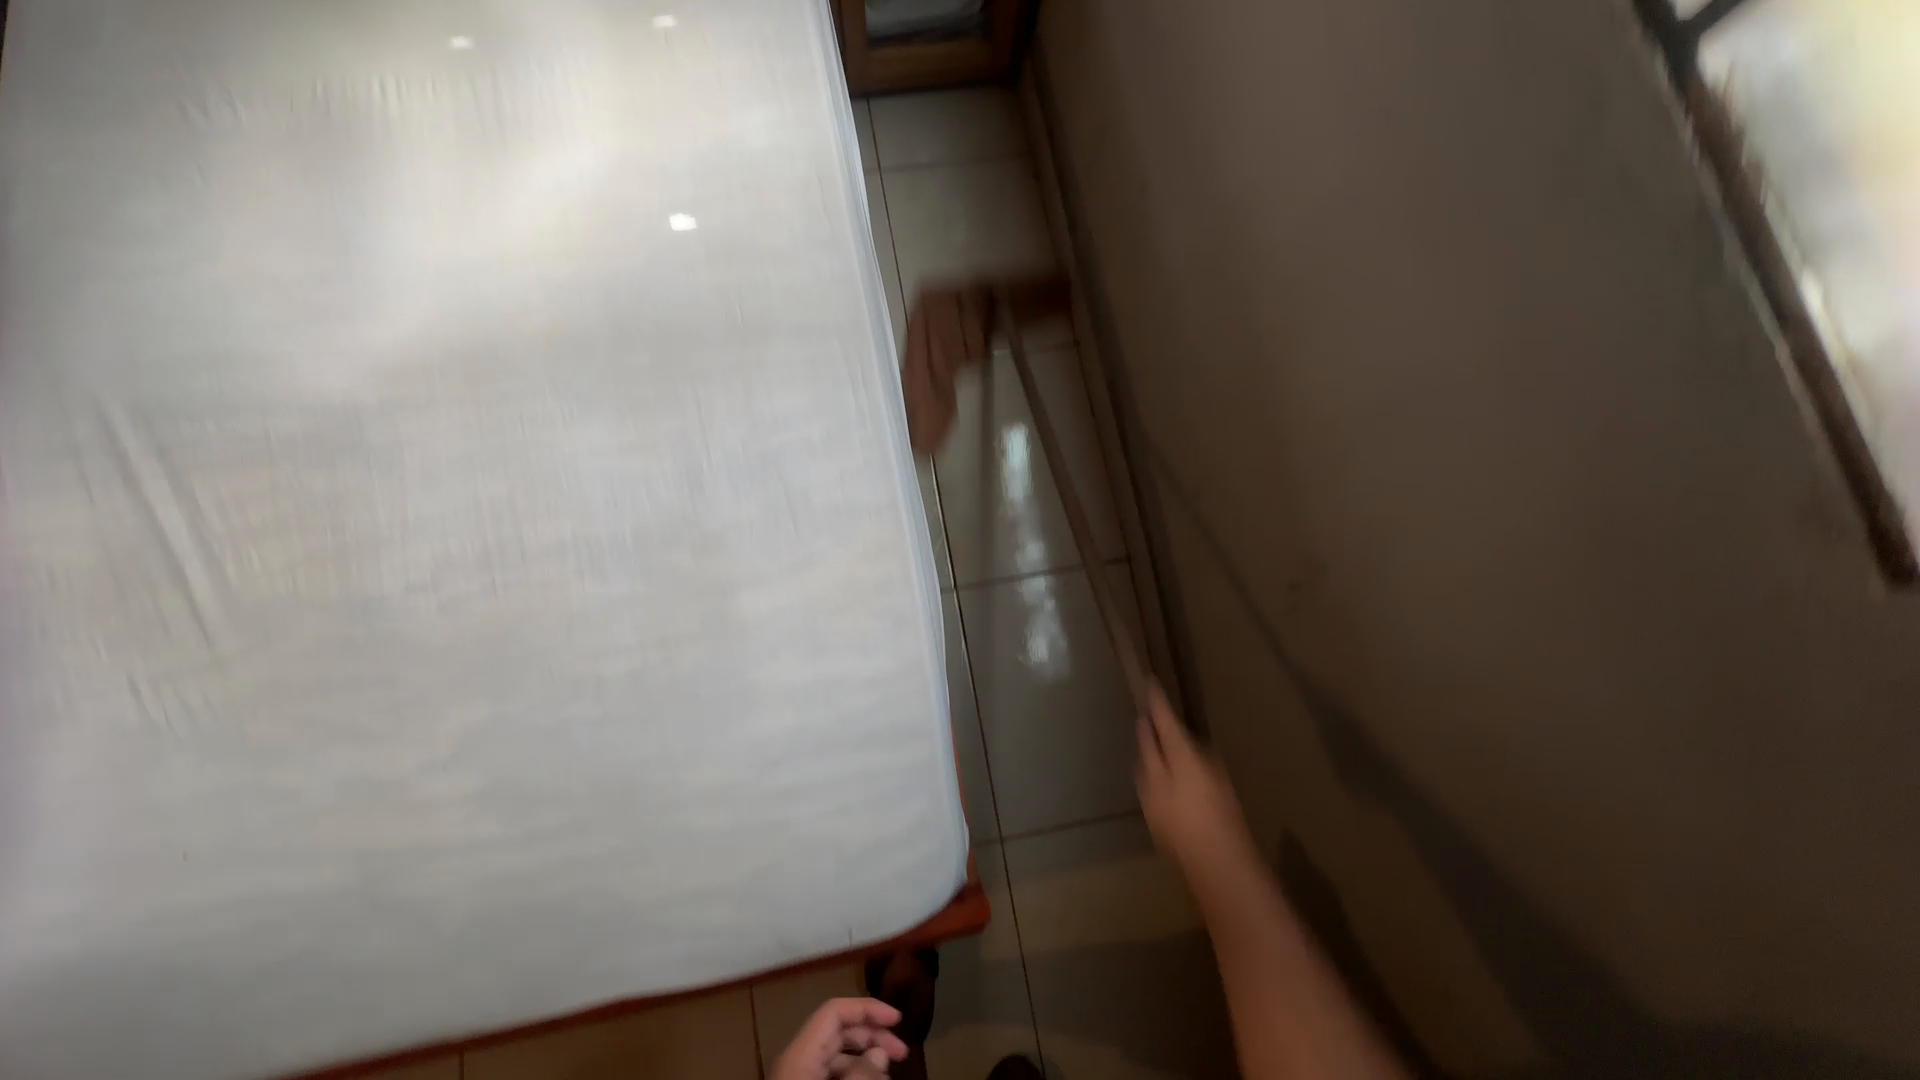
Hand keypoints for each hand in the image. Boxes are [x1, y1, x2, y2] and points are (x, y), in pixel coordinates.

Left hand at [771, 997, 910, 1079]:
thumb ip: (860, 1072)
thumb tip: (880, 1053)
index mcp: (799, 1051)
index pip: (834, 1010)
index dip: (867, 1007)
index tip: (897, 1018)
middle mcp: (797, 1058)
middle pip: (838, 1031)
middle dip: (872, 1034)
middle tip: (902, 1051)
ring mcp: (798, 1075)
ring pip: (837, 1054)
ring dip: (866, 1057)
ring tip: (889, 1072)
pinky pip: (831, 1073)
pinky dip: (853, 1073)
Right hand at [1136, 683, 1256, 881]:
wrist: (1225, 864)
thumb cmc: (1180, 824)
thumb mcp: (1153, 788)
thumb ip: (1148, 754)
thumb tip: (1144, 725)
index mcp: (1185, 750)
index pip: (1166, 716)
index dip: (1157, 699)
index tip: (1150, 680)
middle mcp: (1205, 755)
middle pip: (1180, 736)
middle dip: (1164, 732)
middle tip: (1146, 730)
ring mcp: (1217, 775)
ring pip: (1189, 755)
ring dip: (1174, 755)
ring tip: (1156, 767)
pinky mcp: (1223, 794)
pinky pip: (1196, 772)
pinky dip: (1183, 773)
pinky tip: (1174, 791)